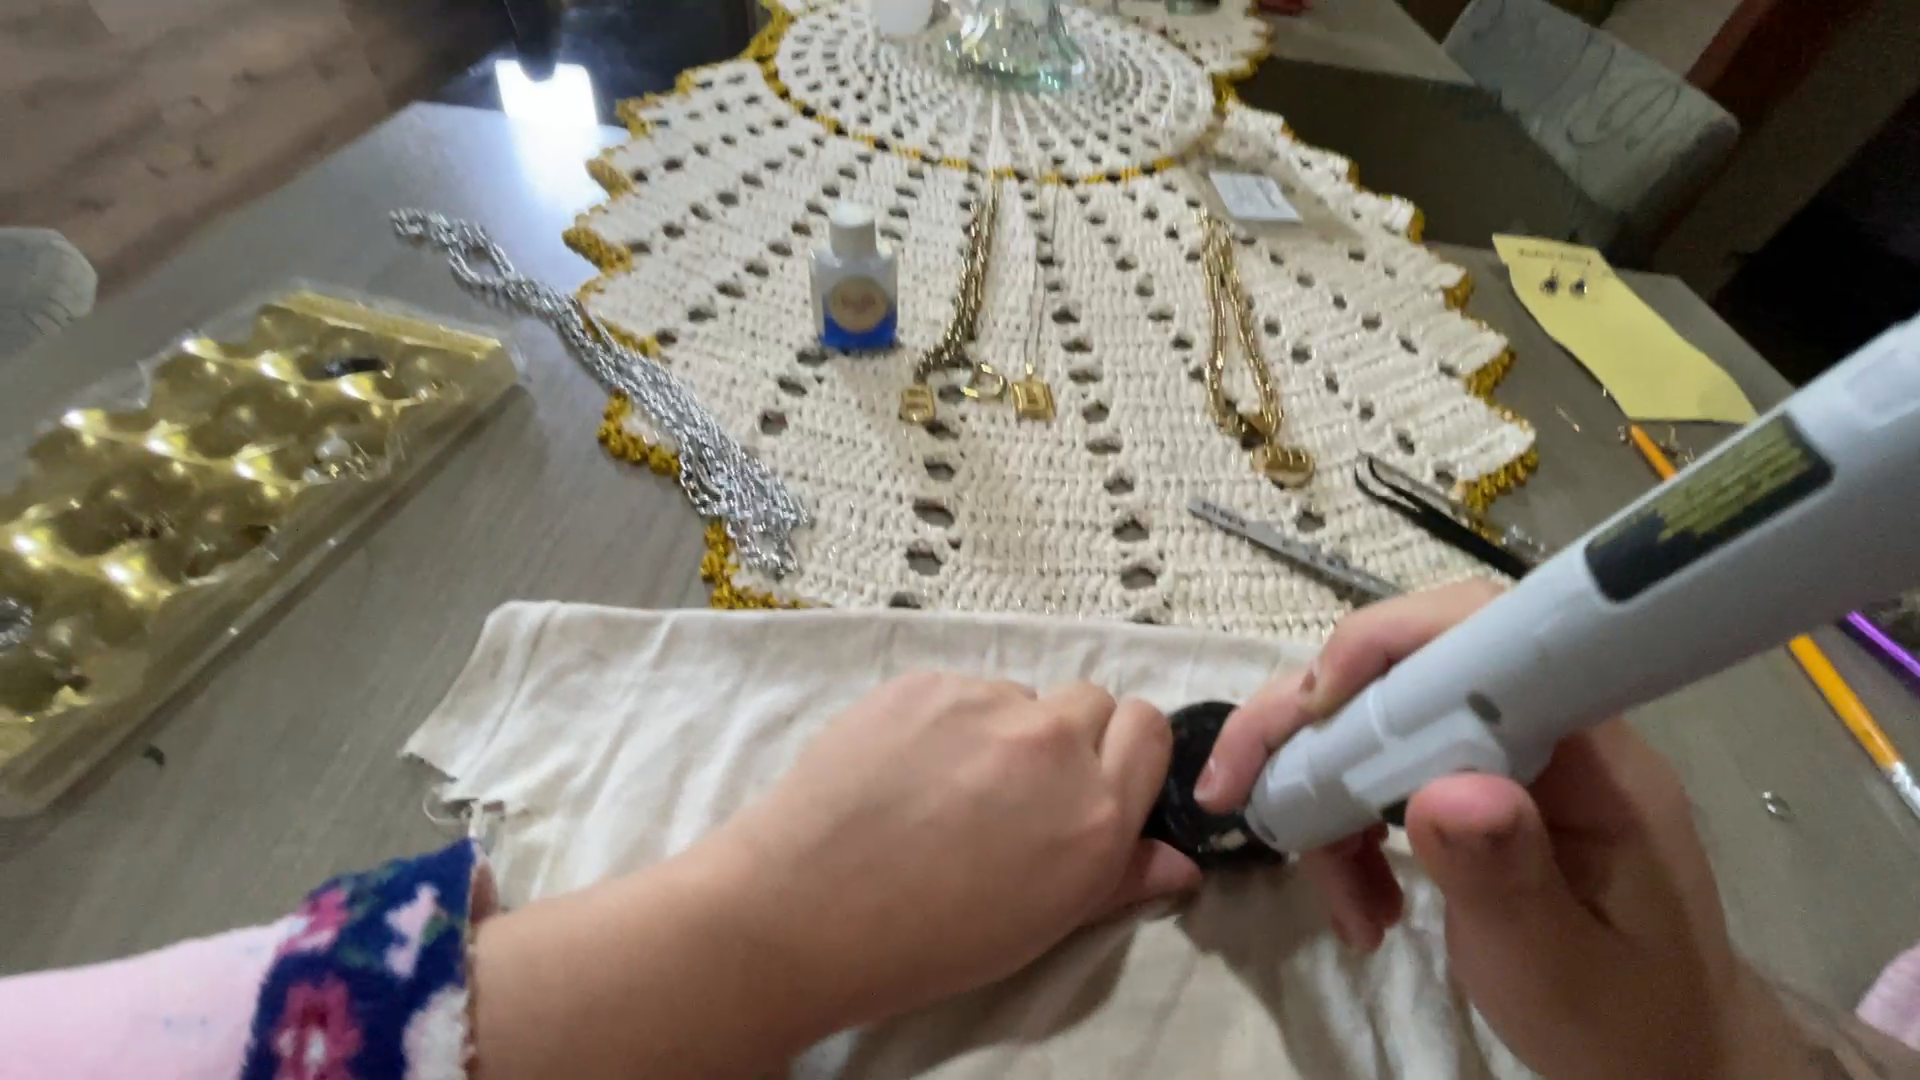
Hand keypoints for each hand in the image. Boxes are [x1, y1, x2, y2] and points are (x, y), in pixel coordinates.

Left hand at [714, 674, 1199, 1023]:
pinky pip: (960, 689)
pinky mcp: (925, 681)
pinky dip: (948, 717)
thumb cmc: (931, 937)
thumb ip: (1120, 878)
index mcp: (1095, 808)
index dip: (1126, 749)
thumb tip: (1180, 860)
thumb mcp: (1043, 923)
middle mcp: (1050, 742)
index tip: (1096, 774)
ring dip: (1004, 726)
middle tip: (1020, 781)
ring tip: (949, 779)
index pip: (1149, 727)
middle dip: (1070, 734)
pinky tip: (908, 762)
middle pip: (1091, 699)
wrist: (806, 907)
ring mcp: (983, 702)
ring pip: (1019, 694)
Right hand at [1198, 583, 1805, 1079]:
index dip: (1384, 642)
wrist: (1658, 1050)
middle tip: (1235, 785)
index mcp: (1581, 749)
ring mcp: (1483, 751)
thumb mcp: (1562, 968)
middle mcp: (1524, 727)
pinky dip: (1335, 823)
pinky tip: (1355, 892)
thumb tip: (1446, 793)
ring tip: (1337, 893)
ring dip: (1315, 792)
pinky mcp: (1452, 779)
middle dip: (1300, 725)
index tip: (1314, 703)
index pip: (1479, 634)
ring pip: (1361, 721)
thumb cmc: (1624, 1018)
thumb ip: (1508, 880)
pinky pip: (1363, 768)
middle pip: (1388, 671)